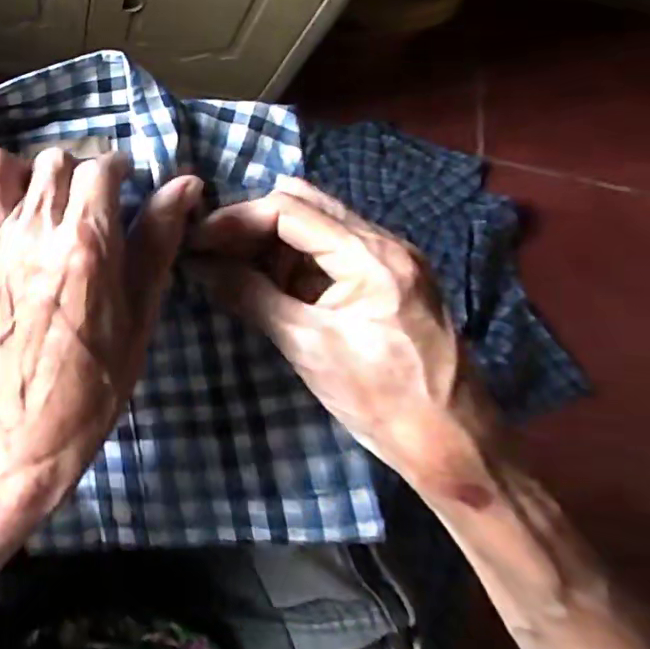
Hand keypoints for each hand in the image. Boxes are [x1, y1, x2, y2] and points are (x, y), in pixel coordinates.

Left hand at [0, 147, 201, 552]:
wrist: (38, 409)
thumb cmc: (102, 365)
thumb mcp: (144, 304)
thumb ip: (160, 236)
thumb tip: (186, 183)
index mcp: (86, 238)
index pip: (98, 167)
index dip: (117, 168)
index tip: (123, 183)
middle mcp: (36, 228)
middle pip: (51, 159)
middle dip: (74, 168)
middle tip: (85, 196)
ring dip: (20, 170)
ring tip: (38, 194)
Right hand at [186, 176, 499, 493]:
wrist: (453, 444)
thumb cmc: (380, 397)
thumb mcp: (305, 345)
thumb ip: (249, 295)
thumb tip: (198, 265)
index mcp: (372, 256)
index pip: (288, 209)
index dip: (233, 220)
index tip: (195, 242)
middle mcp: (384, 244)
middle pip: (301, 204)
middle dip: (247, 222)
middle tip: (207, 249)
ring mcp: (386, 261)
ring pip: (310, 225)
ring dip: (263, 240)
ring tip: (224, 265)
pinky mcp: (380, 281)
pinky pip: (322, 252)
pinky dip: (284, 260)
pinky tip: (256, 280)